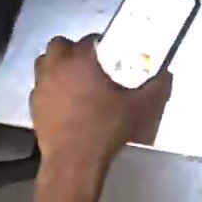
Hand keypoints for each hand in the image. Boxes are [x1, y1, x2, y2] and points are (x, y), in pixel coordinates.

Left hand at [30, 35, 170, 201]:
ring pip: (44, 62)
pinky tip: (66, 101)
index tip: (111, 54)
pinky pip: (41, 85)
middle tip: (90, 64)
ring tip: (75, 78)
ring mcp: (41, 86)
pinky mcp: (34, 105)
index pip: (88, 39)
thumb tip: (167, 74)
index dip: (100, 44)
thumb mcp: (139, 108)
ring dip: (58, 65)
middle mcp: (56, 68)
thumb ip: (156, 88)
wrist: (73, 162)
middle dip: (72, 50)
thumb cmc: (106, 128)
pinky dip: (51, 86)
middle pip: (59, 45)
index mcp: (80, 61)